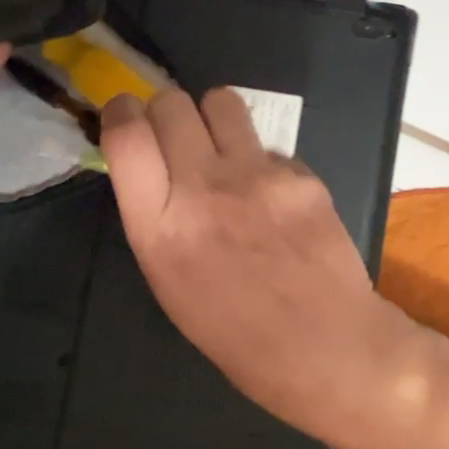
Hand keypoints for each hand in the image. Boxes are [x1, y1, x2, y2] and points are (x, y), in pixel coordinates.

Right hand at [100, 89, 435, 448]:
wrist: (327, 346)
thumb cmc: (238, 336)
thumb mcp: (170, 284)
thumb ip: (158, 219)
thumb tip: (156, 171)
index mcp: (160, 227)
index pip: (126, 134)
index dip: (121, 112)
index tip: (127, 113)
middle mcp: (204, 188)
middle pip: (172, 103)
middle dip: (167, 111)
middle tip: (178, 136)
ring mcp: (257, 176)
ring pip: (222, 102)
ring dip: (214, 119)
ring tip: (225, 151)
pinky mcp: (301, 174)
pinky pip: (269, 147)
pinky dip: (264, 163)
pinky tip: (276, 201)